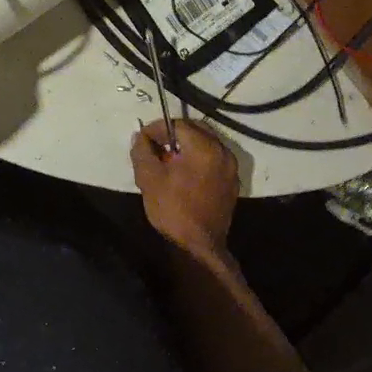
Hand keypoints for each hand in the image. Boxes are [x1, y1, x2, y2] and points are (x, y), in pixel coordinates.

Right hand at [131, 119, 238, 254]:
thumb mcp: (148, 178)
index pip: (179, 124)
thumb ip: (142, 151)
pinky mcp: (232, 183)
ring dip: (187, 145)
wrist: (198, 247)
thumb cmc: (173, 209)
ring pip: (207, 144)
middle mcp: (223, 152)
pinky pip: (214, 159)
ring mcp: (231, 168)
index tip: (142, 138)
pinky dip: (199, 158)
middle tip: (155, 146)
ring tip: (168, 160)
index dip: (157, 128)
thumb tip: (139, 136)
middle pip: (196, 130)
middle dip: (174, 134)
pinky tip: (184, 173)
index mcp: (205, 147)